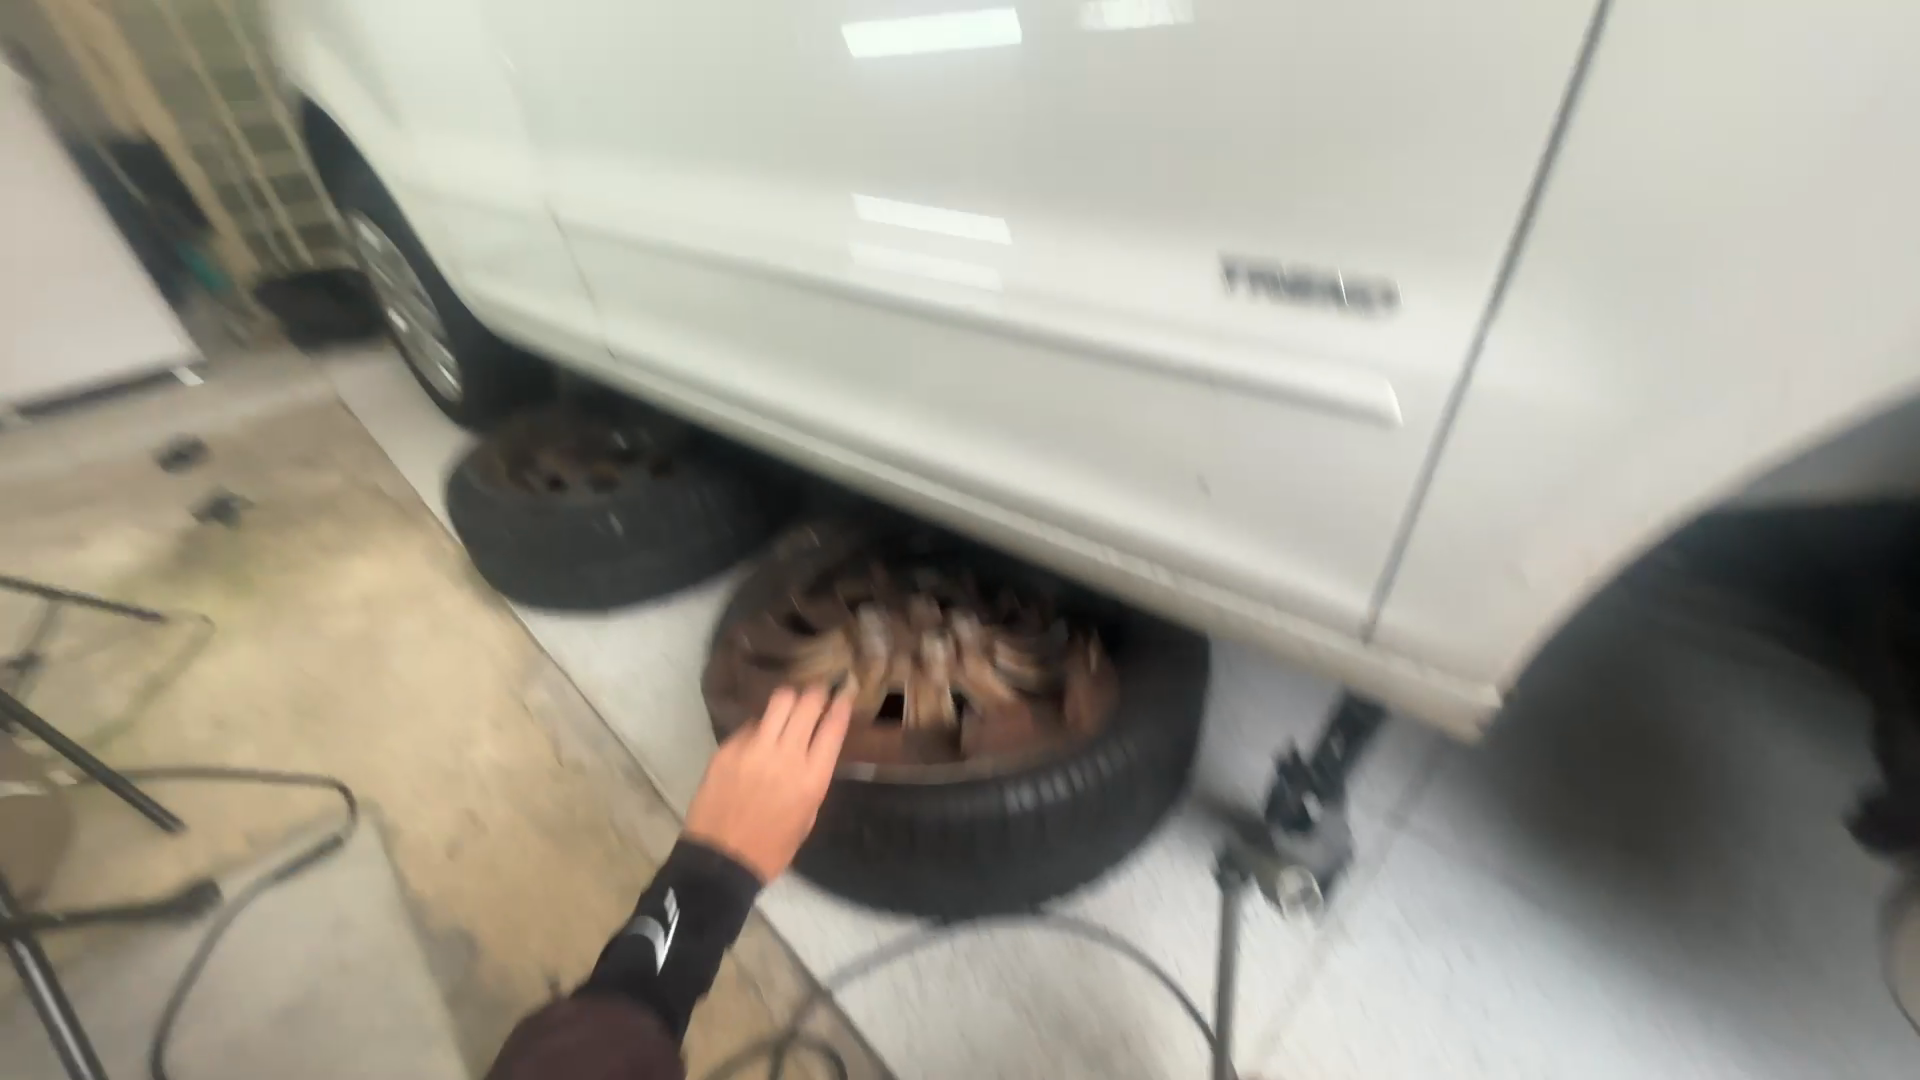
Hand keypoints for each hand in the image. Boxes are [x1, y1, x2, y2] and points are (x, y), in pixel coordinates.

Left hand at [684, 685, 853, 882]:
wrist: (720, 861)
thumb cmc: (772, 847)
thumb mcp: (808, 815)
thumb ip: (812, 776)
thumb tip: (813, 747)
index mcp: (812, 778)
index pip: (833, 727)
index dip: (842, 705)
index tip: (845, 694)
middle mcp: (786, 756)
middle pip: (808, 704)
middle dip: (817, 692)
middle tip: (818, 691)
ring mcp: (754, 749)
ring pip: (779, 701)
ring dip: (790, 698)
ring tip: (791, 701)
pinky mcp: (728, 749)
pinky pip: (751, 724)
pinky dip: (761, 725)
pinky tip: (760, 735)